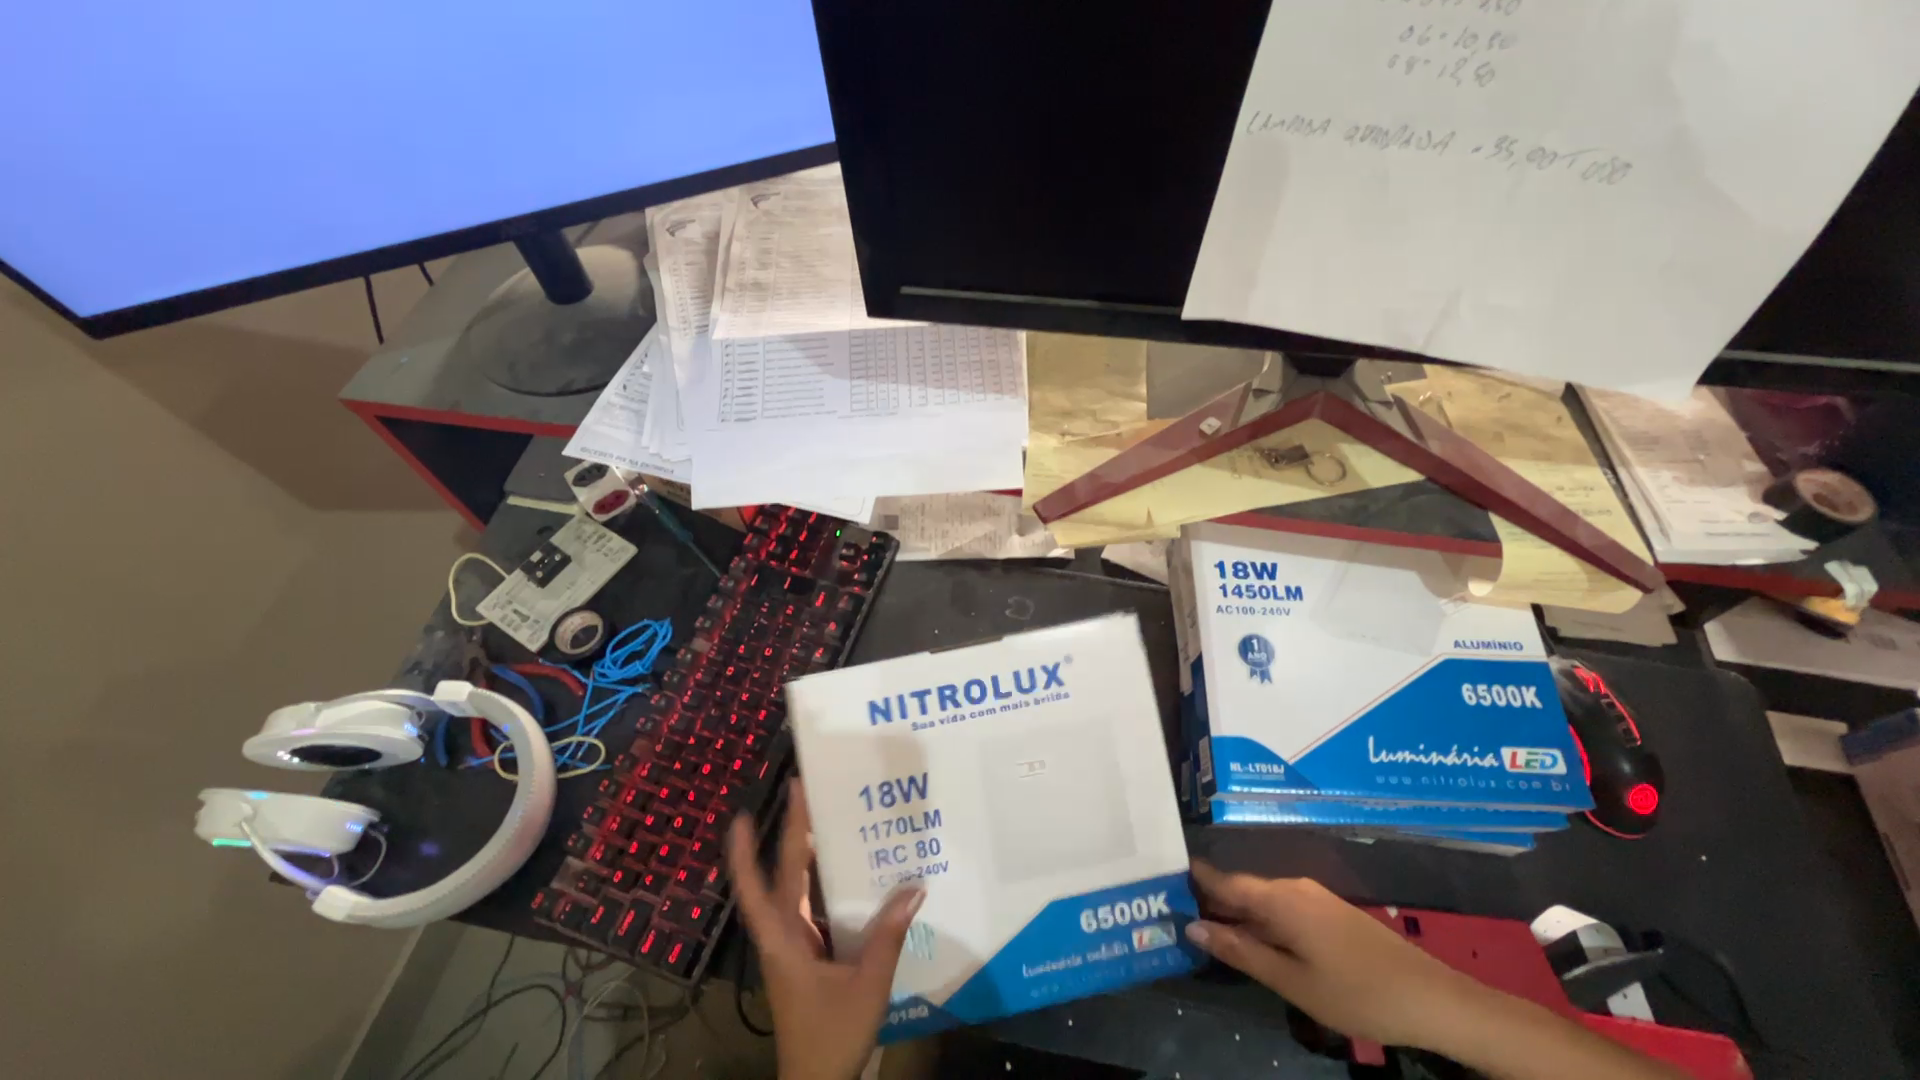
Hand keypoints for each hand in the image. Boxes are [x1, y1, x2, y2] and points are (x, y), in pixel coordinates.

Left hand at [728, 782, 924, 1079]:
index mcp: (783, 939)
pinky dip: (824, 886)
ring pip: (794, 892)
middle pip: (778, 877)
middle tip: (806, 793)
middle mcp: (782, 935)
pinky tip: (850, 874)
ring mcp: (793, 947)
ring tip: (829, 820)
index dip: (744, 851)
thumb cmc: (832, 1034)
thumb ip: (888, 937)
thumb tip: (914, 888)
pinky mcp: (807, 958)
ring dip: (804, 857)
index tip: (740, 814)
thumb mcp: (867, 985)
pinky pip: (813, 911)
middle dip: (788, 835)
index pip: (758, 887)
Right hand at [1184, 861, 1485, 1051]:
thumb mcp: (1290, 980)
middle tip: (1171, 912)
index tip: (1159, 879)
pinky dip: (1258, 920)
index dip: (1192, 880)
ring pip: (1261, 900)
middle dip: (1208, 900)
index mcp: (1280, 898)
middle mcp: (1293, 887)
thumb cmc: (1355, 992)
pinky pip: (1280, 908)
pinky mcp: (1328, 913)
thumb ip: (1241, 951)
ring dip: (1234, 913)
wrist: (1431, 998)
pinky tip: (1249, 939)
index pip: (1223, 880)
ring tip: (1202, 928)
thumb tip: (1193, 925)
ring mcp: (1314, 898)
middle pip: (1240, 889)